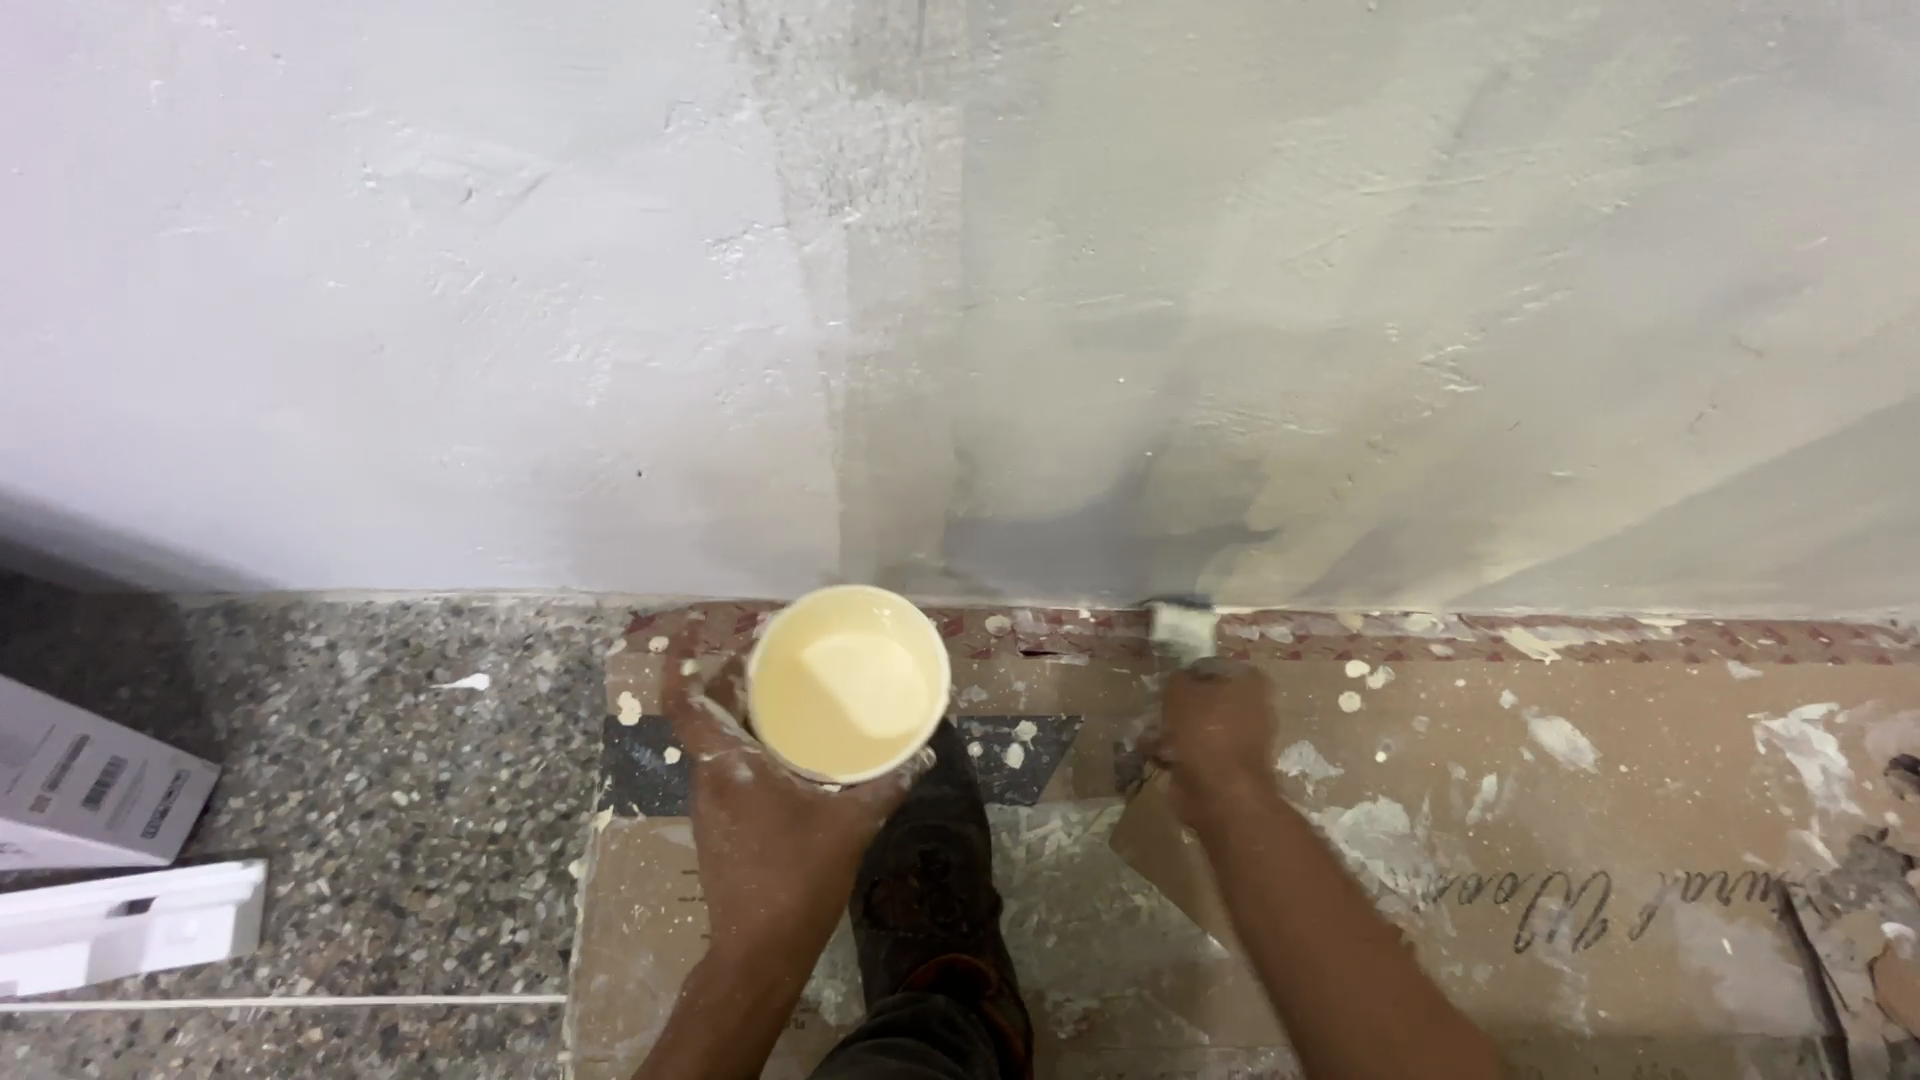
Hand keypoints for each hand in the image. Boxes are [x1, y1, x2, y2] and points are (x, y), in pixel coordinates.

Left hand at [664, 619, 932, 965]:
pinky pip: (727, 768)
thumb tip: (923, 756)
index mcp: (728, 767)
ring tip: (781, 693)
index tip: (699, 633)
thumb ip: (887, 786)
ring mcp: (711, 805)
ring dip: (739, 714)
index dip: (685, 665)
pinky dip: (747, 746)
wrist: (758, 952)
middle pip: (704, 715)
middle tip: (768, 655)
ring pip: (715, 743)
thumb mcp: (851, 826)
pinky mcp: (721, 826)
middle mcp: (710, 779)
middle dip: (729, 680)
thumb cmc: (796, 879)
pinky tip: (786, 751)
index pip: (687, 704)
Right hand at [1151, 657, 1276, 829]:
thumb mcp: (1180, 692)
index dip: (1190, 672)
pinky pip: (1198, 752)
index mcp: (1249, 684)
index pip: (1216, 667)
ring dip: (1176, 730)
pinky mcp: (1228, 768)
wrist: (1221, 793)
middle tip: (1157, 706)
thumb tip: (1178, 681)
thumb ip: (1178, 680)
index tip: (1169, 681)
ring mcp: (1242, 741)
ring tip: (1150, 733)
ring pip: (1202, 727)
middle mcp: (1252, 709)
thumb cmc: (1204, 731)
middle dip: (1182, 704)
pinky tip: (1156, 754)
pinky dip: (1179, 753)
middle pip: (1209, 699)